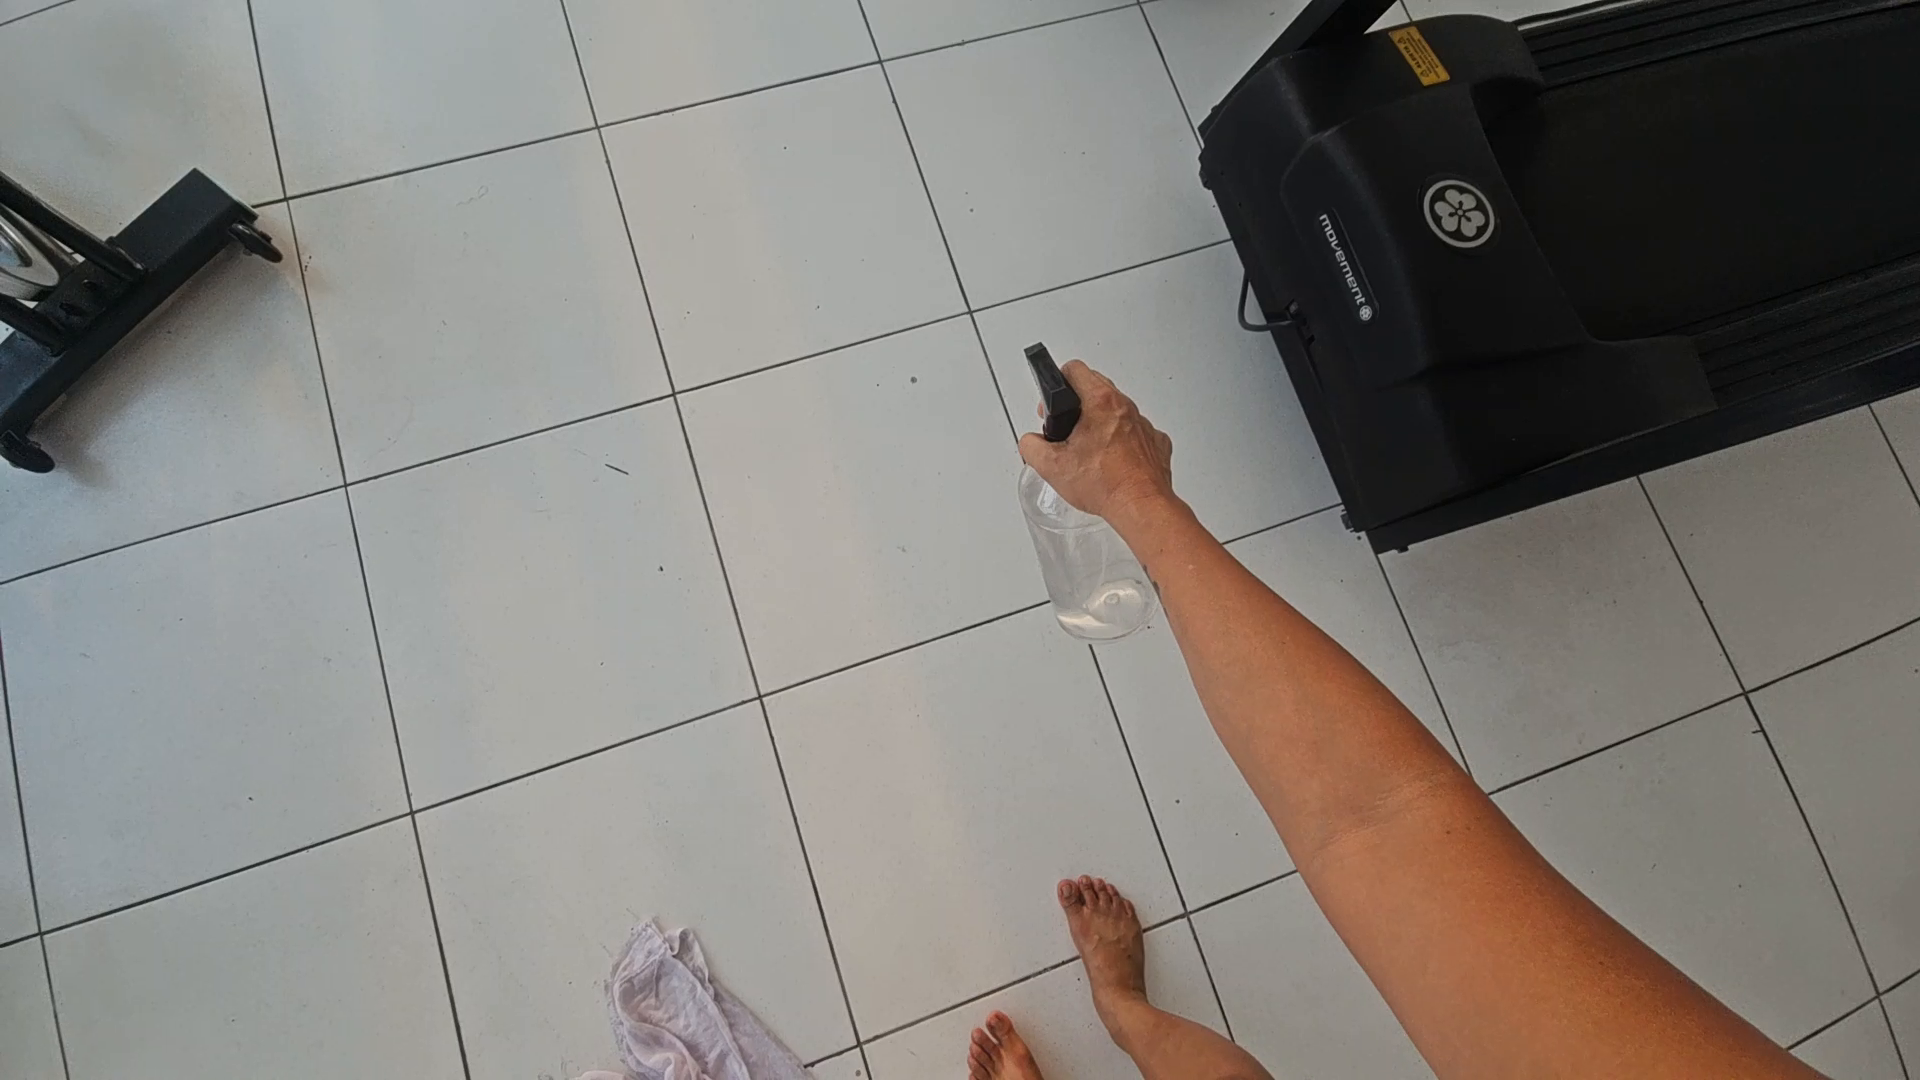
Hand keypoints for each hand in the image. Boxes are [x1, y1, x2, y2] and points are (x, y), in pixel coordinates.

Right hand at [1018, 360, 1175, 526]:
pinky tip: (1113, 462)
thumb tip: (1031, 442)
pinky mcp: (1155, 442)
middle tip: (1068, 429)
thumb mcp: (1051, 467)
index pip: (1075, 369)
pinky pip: (1136, 433)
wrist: (1139, 506)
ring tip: (1090, 450)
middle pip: (1097, 387)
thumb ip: (1032, 446)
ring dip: (1102, 424)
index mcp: (1100, 403)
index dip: (1057, 382)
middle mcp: (1125, 408)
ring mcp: (1143, 424)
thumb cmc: (1105, 485)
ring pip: (1117, 411)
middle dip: (1077, 404)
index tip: (1054, 402)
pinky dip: (1124, 443)